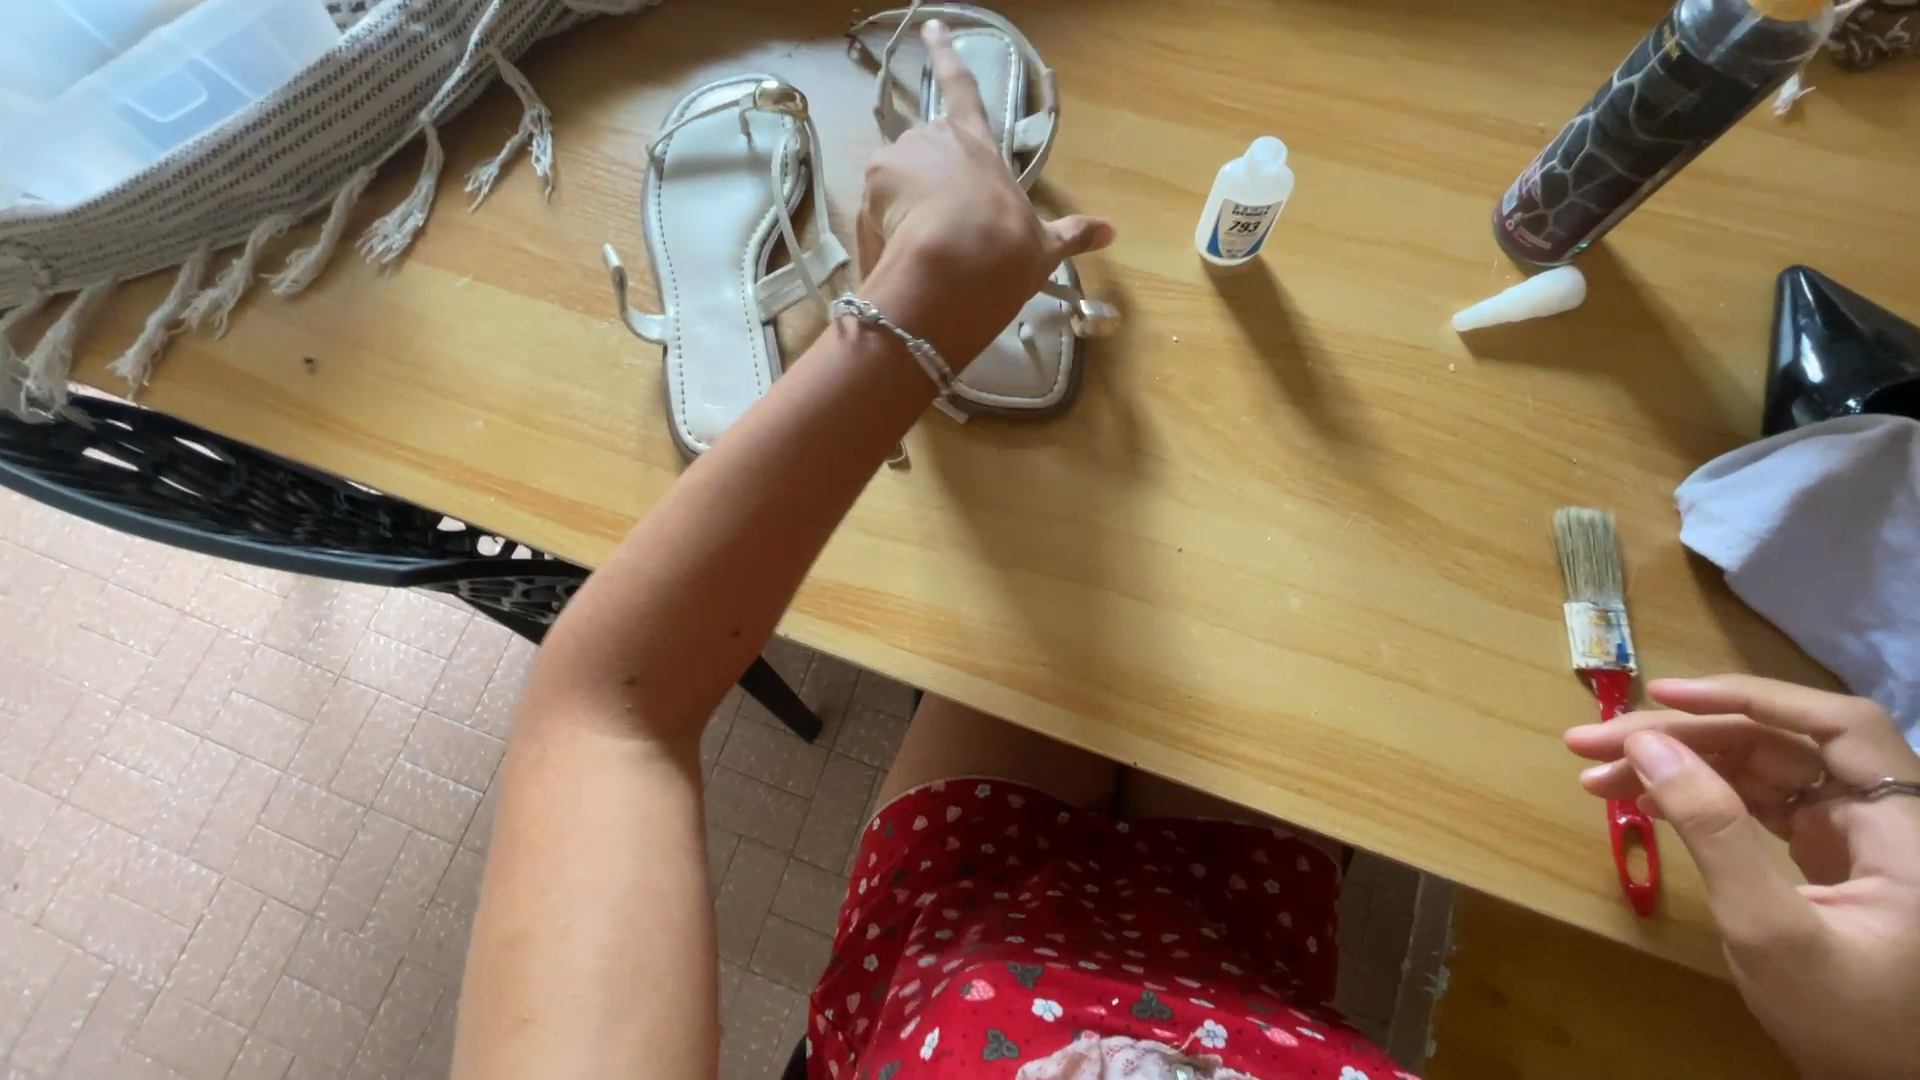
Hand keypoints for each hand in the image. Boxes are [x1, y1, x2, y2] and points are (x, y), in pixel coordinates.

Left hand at [855, 19, 1113, 365]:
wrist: (961, 265)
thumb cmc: (1007, 249)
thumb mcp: (1043, 246)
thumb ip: (1071, 234)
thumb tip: (1110, 231)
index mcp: (978, 144)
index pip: (962, 89)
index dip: (947, 56)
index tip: (931, 28)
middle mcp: (937, 137)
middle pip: (922, 153)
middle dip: (922, 186)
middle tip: (933, 229)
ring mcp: (901, 153)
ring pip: (894, 183)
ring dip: (900, 211)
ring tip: (920, 249)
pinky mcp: (874, 178)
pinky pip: (873, 208)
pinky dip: (882, 230)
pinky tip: (898, 253)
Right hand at [1566, 676, 1919, 1079]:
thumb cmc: (1853, 1022)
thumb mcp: (1771, 929)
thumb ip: (1711, 831)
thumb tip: (1646, 747)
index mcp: (1904, 832)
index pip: (1836, 726)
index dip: (1749, 697)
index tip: (1660, 697)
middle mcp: (1885, 821)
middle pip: (1774, 744)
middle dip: (1676, 736)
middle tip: (1589, 746)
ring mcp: (1856, 840)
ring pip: (1755, 770)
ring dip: (1672, 763)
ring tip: (1594, 775)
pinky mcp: (1829, 858)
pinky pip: (1753, 802)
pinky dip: (1691, 793)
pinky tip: (1639, 799)